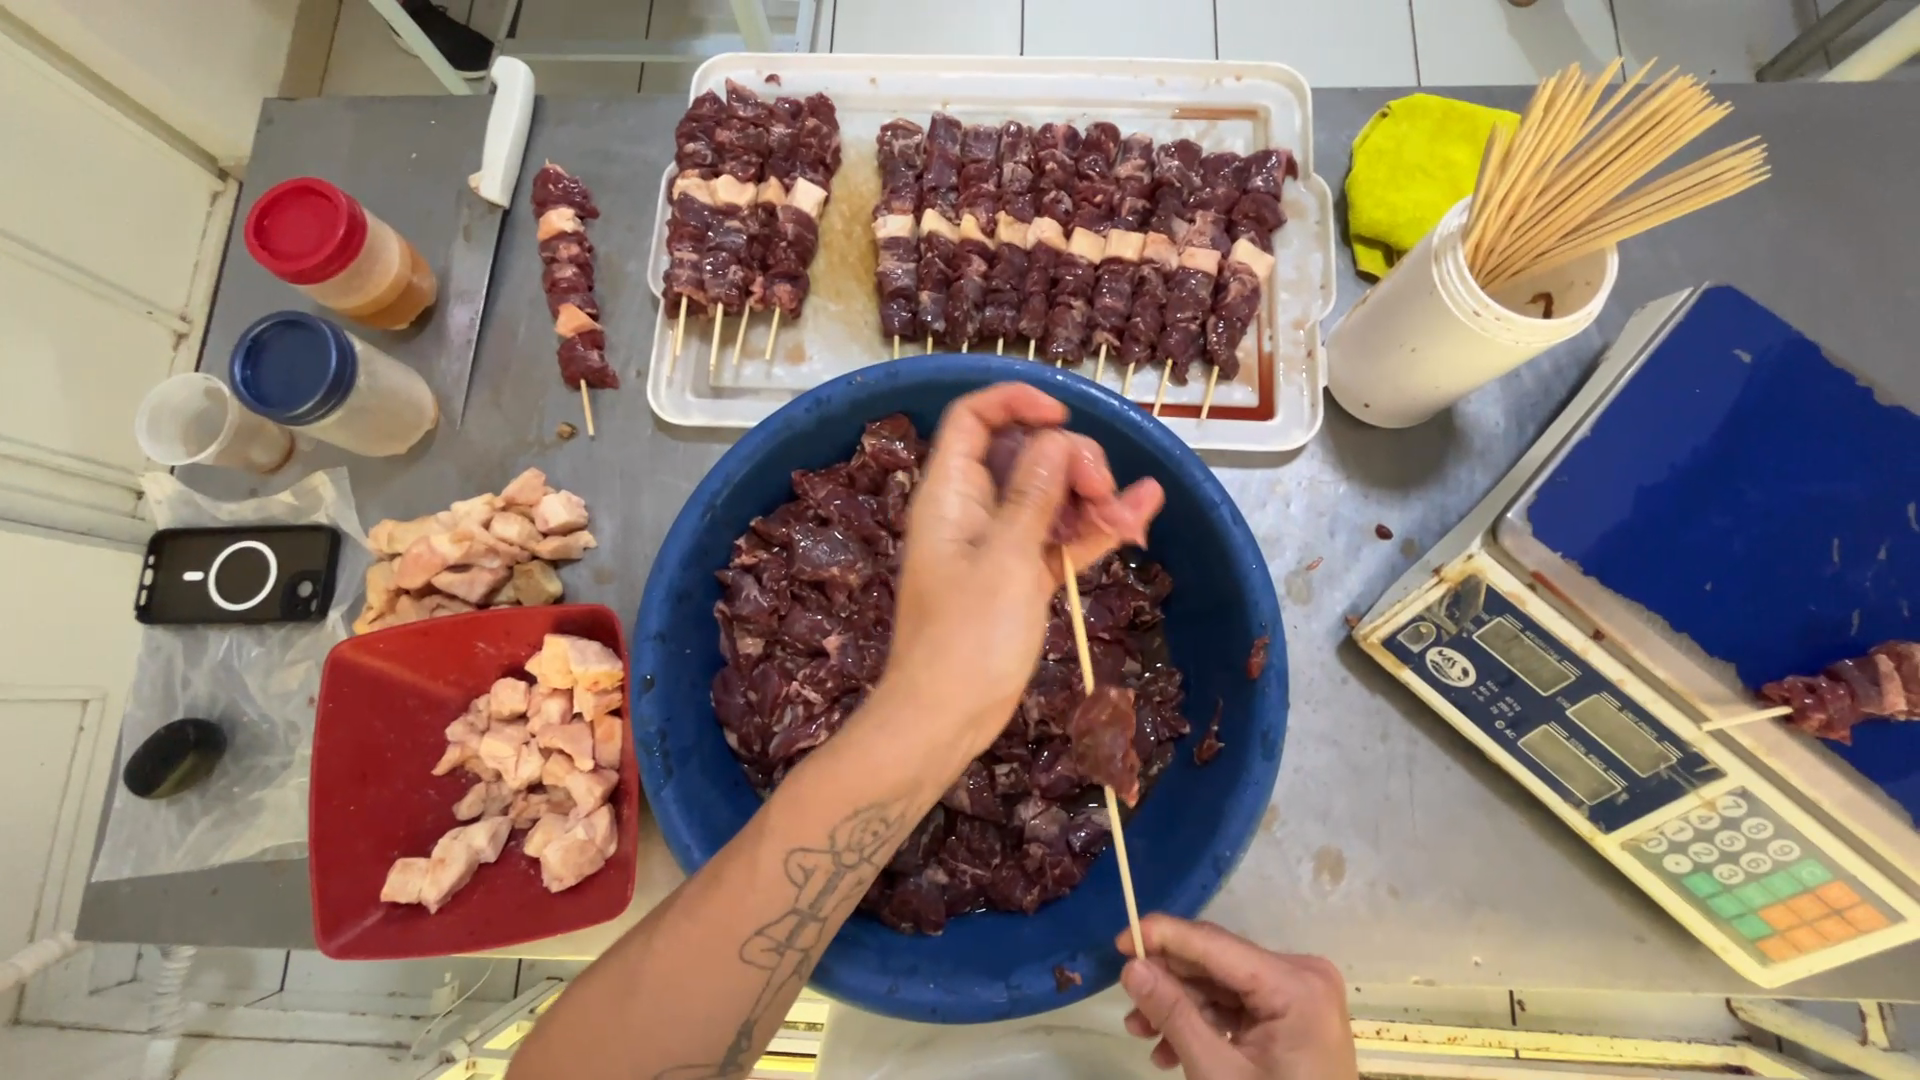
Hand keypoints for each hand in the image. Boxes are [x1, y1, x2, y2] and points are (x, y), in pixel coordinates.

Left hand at [879, 383, 1163, 759]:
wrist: (946, 717)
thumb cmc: (966, 639)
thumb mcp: (1005, 559)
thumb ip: (1033, 496)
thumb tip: (1058, 440)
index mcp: (951, 493)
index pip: (974, 419)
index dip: (1016, 403)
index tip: (1063, 416)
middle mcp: (974, 509)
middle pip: (1025, 454)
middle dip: (1070, 460)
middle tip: (1101, 490)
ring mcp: (1001, 543)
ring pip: (1051, 496)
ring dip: (1091, 496)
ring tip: (1126, 515)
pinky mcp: (1022, 575)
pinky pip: (1061, 537)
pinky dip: (1094, 527)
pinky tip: (1141, 512)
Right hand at [1116, 916, 1357, 1079]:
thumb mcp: (1217, 1074)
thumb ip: (1173, 1014)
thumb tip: (1130, 967)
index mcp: (1294, 983)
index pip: (1212, 942)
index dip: (1161, 936)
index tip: (1118, 943)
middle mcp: (1300, 974)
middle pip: (1214, 963)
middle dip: (1168, 984)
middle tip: (1128, 1004)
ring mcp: (1298, 994)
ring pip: (1218, 985)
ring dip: (1179, 1008)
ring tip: (1141, 1035)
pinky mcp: (1292, 1015)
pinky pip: (1235, 1005)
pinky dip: (1202, 1023)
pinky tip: (1169, 1050)